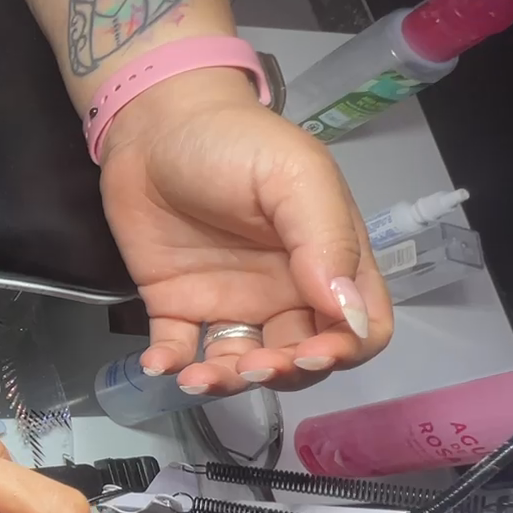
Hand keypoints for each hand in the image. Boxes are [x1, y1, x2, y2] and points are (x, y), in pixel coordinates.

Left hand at [99, 69, 393, 393]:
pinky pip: (177, 346)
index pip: (359, 327)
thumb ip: (325, 241)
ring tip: (198, 379)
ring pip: (237, 361)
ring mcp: (224, 300)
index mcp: (328, 263)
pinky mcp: (172, 302)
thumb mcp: (294, 179)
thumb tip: (347, 312)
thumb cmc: (234, 145)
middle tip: (251, 368)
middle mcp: (281, 291)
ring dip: (225, 381)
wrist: (153, 131)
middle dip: (280, 373)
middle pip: (297, 357)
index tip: (312, 352)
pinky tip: (160, 366)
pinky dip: (171, 363)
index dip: (343, 349)